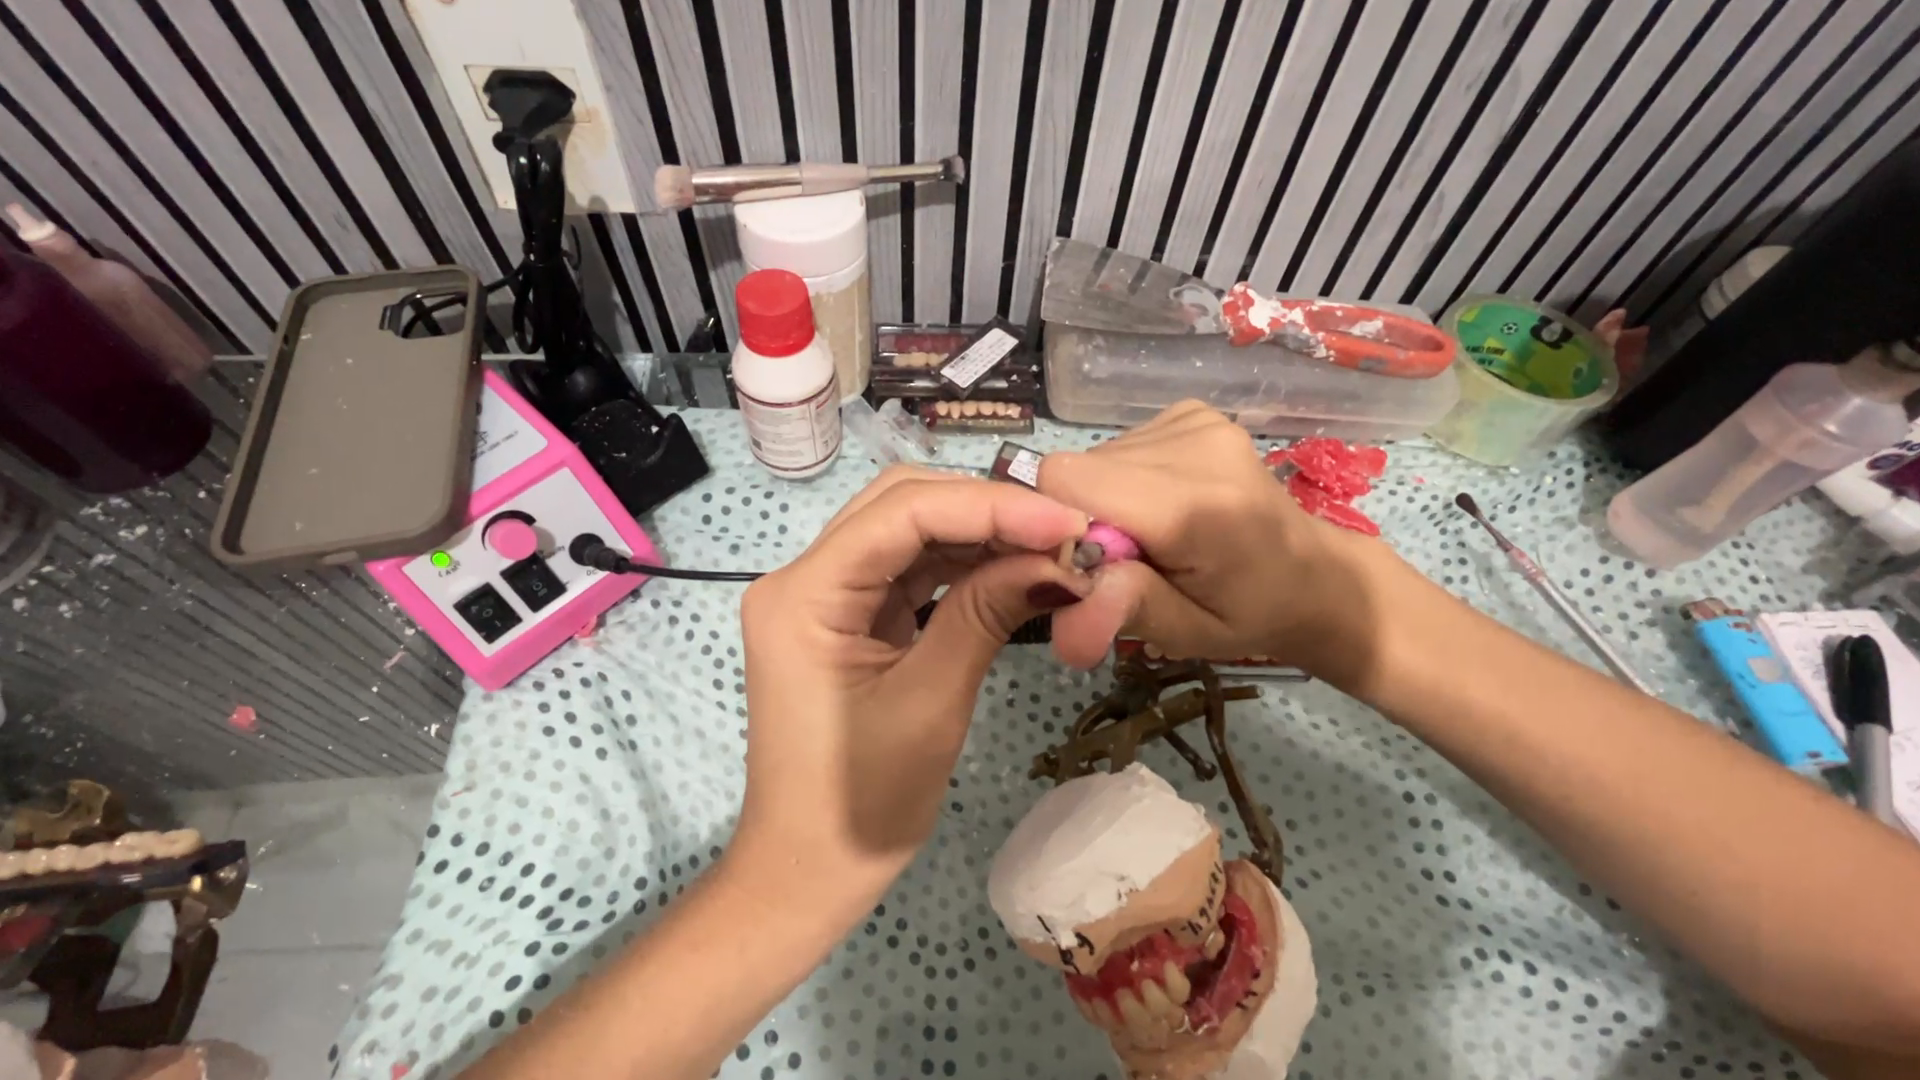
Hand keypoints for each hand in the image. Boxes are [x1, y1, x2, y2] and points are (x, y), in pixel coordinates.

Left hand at [730, 468, 1090, 903]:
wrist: (806, 873)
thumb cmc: (862, 805)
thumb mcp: (931, 703)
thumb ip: (986, 614)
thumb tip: (1057, 558)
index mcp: (802, 595)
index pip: (902, 513)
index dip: (990, 506)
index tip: (1068, 524)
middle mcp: (802, 578)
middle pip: (899, 506)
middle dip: (985, 509)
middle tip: (1065, 531)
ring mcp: (821, 597)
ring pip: (906, 532)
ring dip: (979, 534)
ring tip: (1052, 547)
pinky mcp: (844, 619)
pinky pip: (906, 571)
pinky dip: (961, 566)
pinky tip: (1012, 568)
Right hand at [1041, 401, 1389, 685]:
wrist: (1315, 577)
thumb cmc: (1251, 615)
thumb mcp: (1187, 634)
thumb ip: (1124, 609)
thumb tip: (1055, 596)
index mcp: (1192, 507)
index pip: (1065, 480)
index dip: (1058, 524)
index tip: (1088, 565)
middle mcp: (1193, 446)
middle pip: (1078, 469)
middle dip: (1084, 519)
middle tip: (1131, 560)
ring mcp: (1196, 422)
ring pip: (1096, 458)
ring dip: (1106, 502)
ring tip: (1157, 536)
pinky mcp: (1193, 413)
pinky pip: (1123, 446)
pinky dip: (1128, 481)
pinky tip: (1167, 507)